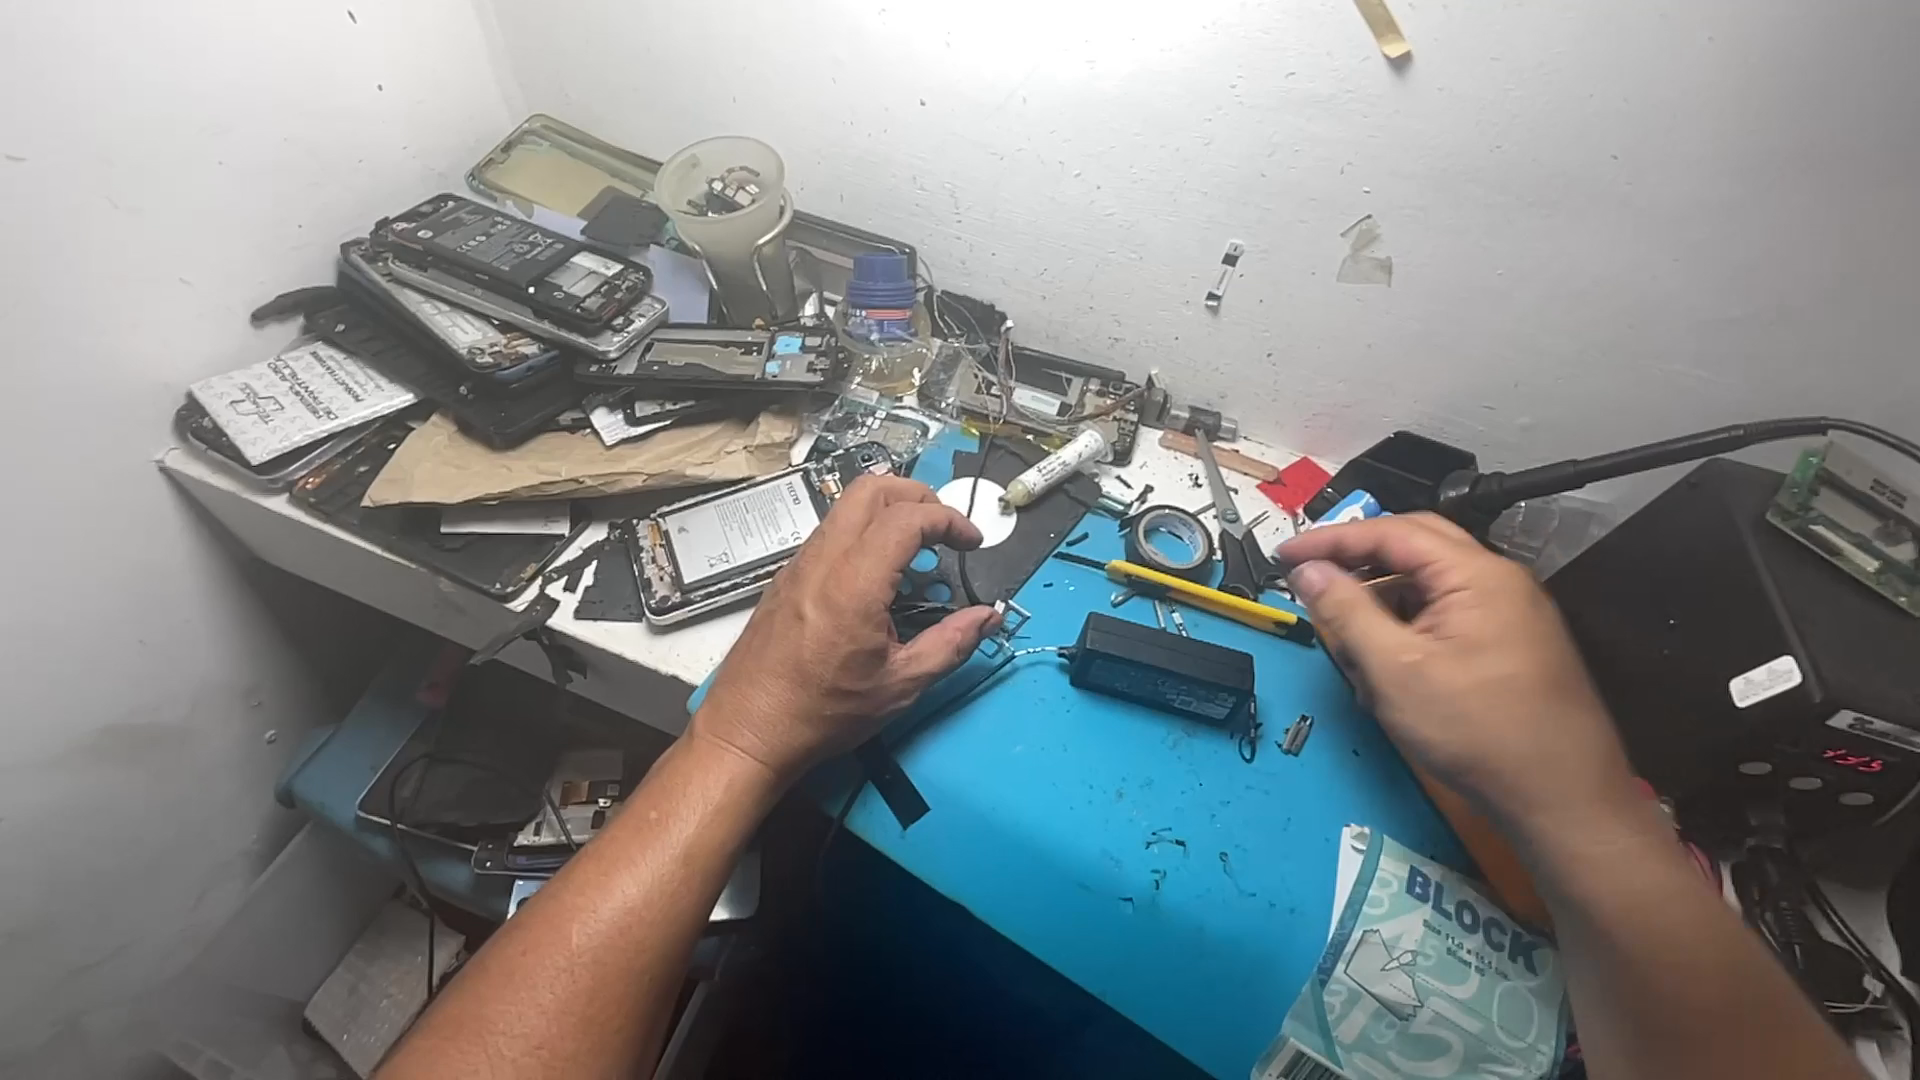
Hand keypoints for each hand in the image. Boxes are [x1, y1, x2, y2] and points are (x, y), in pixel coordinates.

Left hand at [689, 474, 1000, 784]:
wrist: (747, 730)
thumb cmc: (823, 713)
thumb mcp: (900, 686)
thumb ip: (951, 644)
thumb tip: (989, 617)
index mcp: (854, 583)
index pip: (907, 517)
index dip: (949, 520)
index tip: (971, 543)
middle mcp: (823, 560)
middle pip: (872, 488)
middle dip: (918, 496)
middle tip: (944, 531)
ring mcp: (799, 563)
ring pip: (848, 506)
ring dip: (890, 513)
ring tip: (917, 554)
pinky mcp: (787, 576)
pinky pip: (831, 532)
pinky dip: (865, 533)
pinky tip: (881, 578)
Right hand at [1276, 514, 1641, 834]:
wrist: (1563, 801)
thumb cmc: (1478, 731)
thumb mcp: (1394, 669)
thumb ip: (1345, 611)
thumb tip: (1308, 570)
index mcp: (1477, 575)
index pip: (1390, 532)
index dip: (1330, 540)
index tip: (1285, 554)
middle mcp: (1497, 582)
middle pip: (1411, 546)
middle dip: (1356, 559)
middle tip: (1310, 575)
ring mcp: (1505, 613)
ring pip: (1424, 582)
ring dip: (1378, 597)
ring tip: (1345, 633)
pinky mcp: (1504, 642)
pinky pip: (1440, 612)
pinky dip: (1403, 622)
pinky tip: (1381, 659)